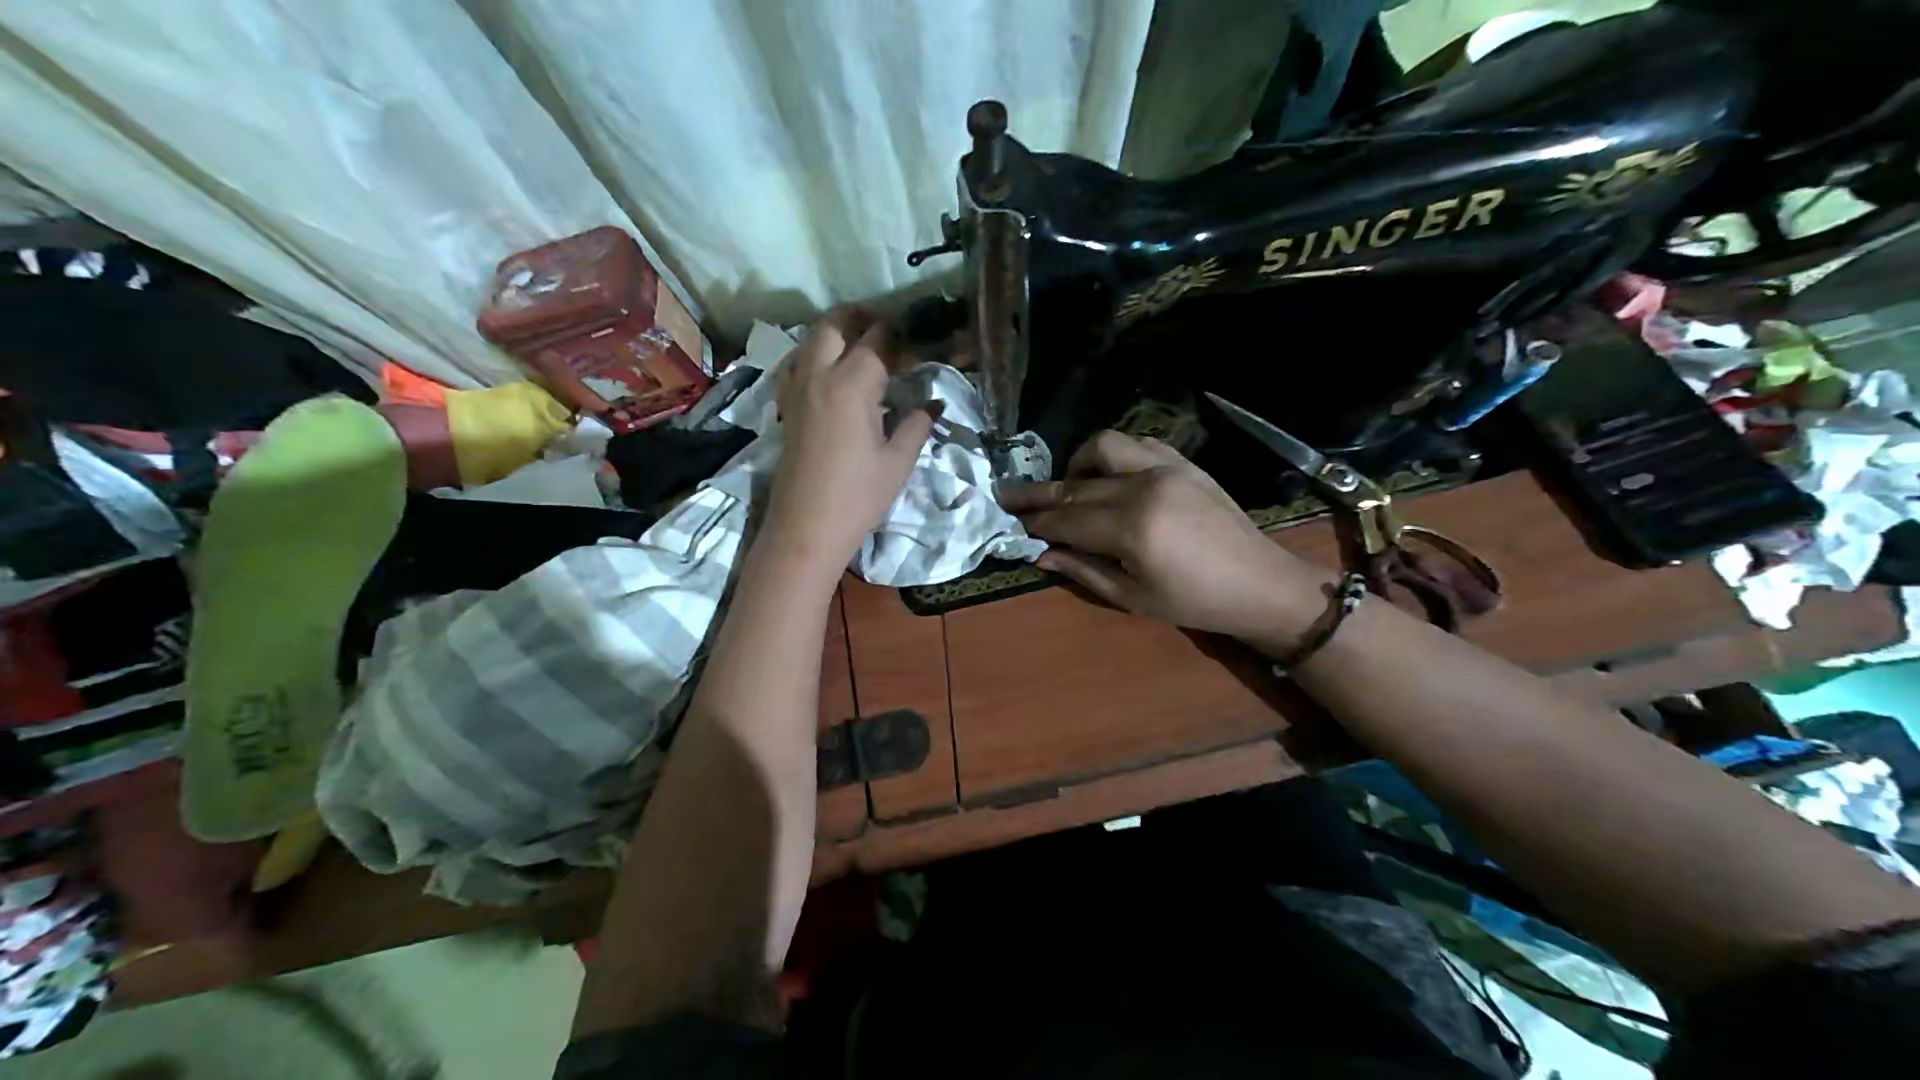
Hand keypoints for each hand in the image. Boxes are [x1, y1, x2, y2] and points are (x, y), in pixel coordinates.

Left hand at [762, 311, 935, 577]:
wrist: (805, 528)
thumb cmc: (858, 497)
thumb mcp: (898, 462)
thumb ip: (917, 425)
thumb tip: (932, 403)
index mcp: (851, 384)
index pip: (878, 341)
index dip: (901, 336)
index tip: (919, 341)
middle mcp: (819, 375)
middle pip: (835, 325)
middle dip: (862, 318)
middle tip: (887, 330)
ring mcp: (796, 389)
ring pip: (810, 340)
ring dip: (836, 332)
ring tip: (860, 346)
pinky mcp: (786, 407)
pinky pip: (796, 364)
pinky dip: (813, 355)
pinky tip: (829, 372)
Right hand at [1000, 431, 1328, 648]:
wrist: (1259, 583)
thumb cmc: (1194, 602)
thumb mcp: (1133, 597)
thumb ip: (1082, 570)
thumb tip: (1039, 554)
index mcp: (1131, 529)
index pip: (1066, 519)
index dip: (1035, 522)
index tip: (1008, 521)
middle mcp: (1143, 488)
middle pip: (1075, 485)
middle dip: (1037, 494)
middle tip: (1007, 495)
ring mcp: (1165, 468)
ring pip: (1102, 448)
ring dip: (1074, 464)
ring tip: (1065, 485)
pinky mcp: (1182, 462)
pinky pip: (1136, 443)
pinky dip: (1112, 454)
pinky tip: (1106, 474)